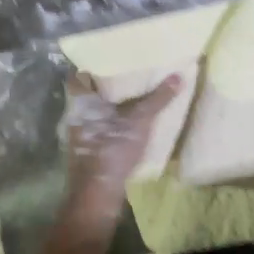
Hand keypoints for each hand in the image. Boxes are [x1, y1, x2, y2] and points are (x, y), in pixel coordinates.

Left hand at [56, 72, 181, 244]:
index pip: (76, 78)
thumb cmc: (112, 148)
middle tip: (127, 76)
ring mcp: (78, 137)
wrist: (97, 193)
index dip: (88, 67)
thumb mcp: (140, 119)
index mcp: (81, 103)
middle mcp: (75, 117)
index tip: (107, 60)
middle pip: (86, 96)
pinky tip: (127, 125)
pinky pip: (98, 130)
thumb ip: (158, 98)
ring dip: (108, 108)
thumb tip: (178, 75)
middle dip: (103, 87)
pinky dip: (110, 125)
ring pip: (92, 114)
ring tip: (132, 98)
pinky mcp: (87, 153)